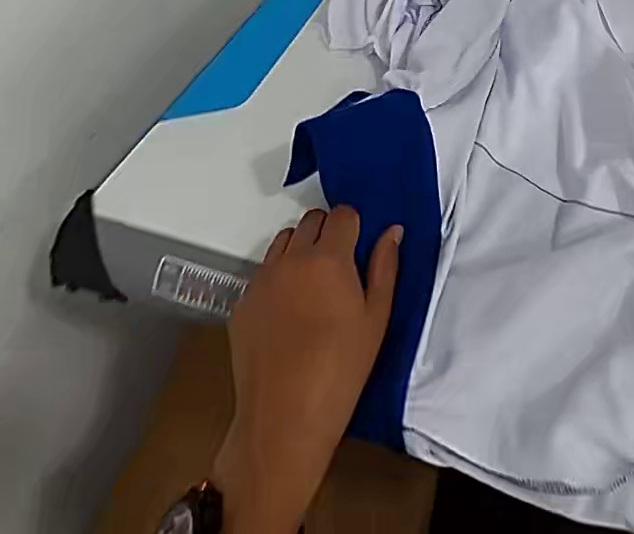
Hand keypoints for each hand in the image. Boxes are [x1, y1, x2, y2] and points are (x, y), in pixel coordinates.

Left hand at [213, 207, 400, 533]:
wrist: (285, 418)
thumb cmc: (342, 368)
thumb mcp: (376, 317)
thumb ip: (385, 266)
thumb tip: (392, 231)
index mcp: (328, 259)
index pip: (342, 214)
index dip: (354, 226)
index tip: (358, 248)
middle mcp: (291, 259)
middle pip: (310, 219)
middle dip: (327, 232)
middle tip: (338, 266)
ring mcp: (261, 280)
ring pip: (283, 240)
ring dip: (300, 248)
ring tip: (312, 284)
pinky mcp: (241, 303)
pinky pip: (263, 272)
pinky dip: (278, 276)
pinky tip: (288, 311)